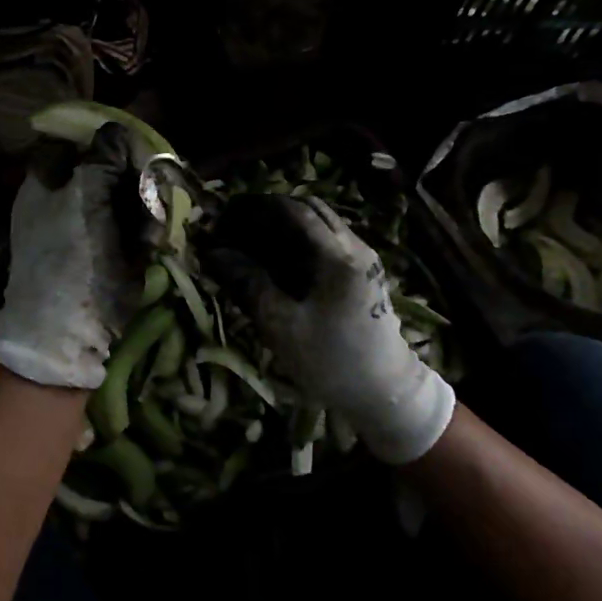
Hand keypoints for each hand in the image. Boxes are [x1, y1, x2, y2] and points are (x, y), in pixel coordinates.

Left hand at [0, 124, 142, 388]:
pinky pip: (139, 222)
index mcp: (49, 178)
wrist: (66, 330)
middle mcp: (70, 194)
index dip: (110, 141)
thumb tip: (118, 132)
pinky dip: (148, 230)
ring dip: (147, 206)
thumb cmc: (68, 257)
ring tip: (149, 229)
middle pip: (113, 165)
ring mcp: (93, 221)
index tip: (134, 152)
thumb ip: (102, 158)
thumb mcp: (83, 197)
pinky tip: (148, 245)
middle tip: (151, 191)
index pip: (83, 140)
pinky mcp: (114, 246)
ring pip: (131, 192)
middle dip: (137, 177)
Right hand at [208, 194, 455, 463]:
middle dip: (274, 210)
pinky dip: (304, 237)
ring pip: (323, 222)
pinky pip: (330, 238)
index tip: (230, 215)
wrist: (386, 393)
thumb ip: (249, 283)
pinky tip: (282, 258)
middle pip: (312, 208)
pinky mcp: (364, 271)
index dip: (259, 207)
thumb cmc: (332, 360)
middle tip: (242, 225)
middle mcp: (355, 246)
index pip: (294, 210)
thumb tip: (215, 253)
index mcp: (338, 256)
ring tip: (257, 240)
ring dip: (290, 222)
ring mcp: (364, 257)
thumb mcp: (282, 326)